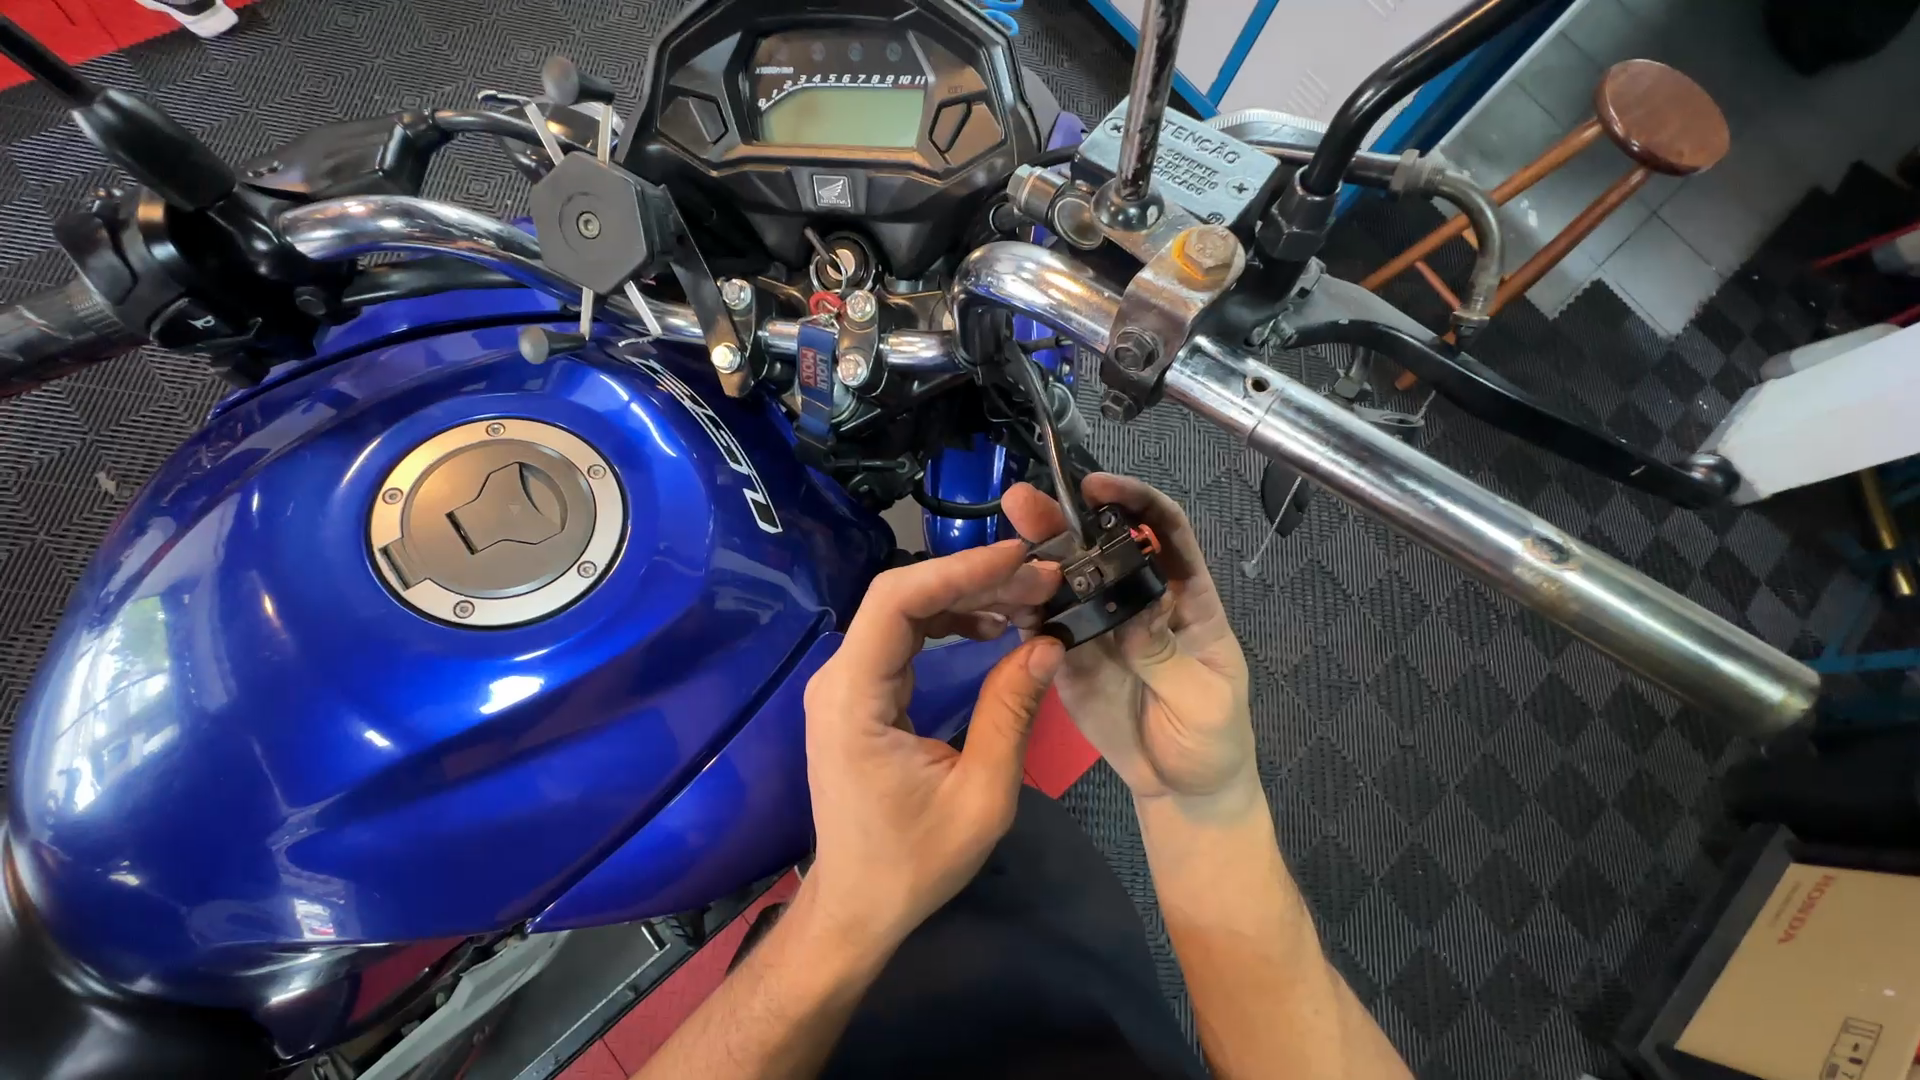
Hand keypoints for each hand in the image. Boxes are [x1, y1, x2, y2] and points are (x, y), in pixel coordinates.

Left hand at [801, 540, 1065, 953]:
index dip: (957, 570)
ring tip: (1026, 599)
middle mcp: (838, 678)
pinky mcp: (858, 693)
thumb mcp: (982, 795)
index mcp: (854, 699)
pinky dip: (947, 622)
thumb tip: (1048, 643)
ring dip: (964, 596)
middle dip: (973, 578)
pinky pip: (902, 637)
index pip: (896, 602)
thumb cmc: (915, 862)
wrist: (859, 904)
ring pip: (902, 611)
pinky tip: (990, 627)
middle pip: (901, 597)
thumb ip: (1010, 712)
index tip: (1018, 561)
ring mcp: (843, 684)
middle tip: (1040, 579)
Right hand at [1003, 475, 1253, 811]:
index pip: (1165, 531)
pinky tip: (998, 595)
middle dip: (1065, 520)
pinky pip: (1042, 626)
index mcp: (1184, 597)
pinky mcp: (1068, 658)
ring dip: (1034, 557)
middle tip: (1024, 502)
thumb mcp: (1204, 699)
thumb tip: (1132, 611)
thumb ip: (1167, 654)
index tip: (1099, 486)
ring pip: (1064, 581)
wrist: (1180, 791)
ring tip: (1001, 541)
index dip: (1136, 501)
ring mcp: (1098, 628)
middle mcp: (1136, 601)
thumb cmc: (1212, 740)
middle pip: (1102, 547)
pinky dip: (1020, 608)